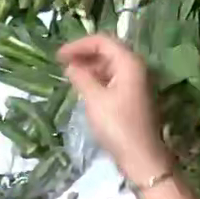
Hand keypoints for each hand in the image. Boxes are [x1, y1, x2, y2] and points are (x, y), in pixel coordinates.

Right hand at [58, 34, 170, 181]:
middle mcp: (135, 68)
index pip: (102, 41)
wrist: (141, 157)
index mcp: (129, 63)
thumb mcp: (94, 99)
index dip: (78, 45)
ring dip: (88, 66)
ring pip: (109, 65)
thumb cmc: (117, 126)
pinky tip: (82, 86)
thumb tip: (71, 66)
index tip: (58, 55)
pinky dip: (95, 78)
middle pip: (107, 51)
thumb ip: (81, 77)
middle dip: (83, 53)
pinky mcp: (131, 96)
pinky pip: (111, 78)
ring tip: (68, 74)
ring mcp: (135, 82)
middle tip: (61, 62)